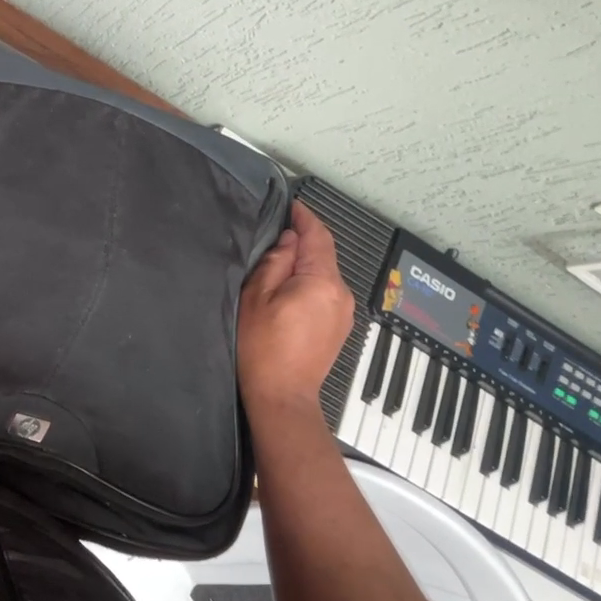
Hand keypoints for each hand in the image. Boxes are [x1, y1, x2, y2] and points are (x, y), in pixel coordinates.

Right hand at [237, 201, 355, 414]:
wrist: (283, 394)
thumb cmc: (263, 347)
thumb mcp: (257, 296)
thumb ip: (275, 263)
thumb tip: (288, 242)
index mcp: (322, 282)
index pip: (318, 237)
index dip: (305, 218)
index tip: (291, 205)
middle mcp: (342, 294)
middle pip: (324, 256)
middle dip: (302, 242)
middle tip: (272, 236)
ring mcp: (344, 313)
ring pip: (324, 275)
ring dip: (304, 265)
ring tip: (275, 266)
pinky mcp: (338, 327)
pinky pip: (326, 293)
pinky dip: (309, 283)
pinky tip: (287, 291)